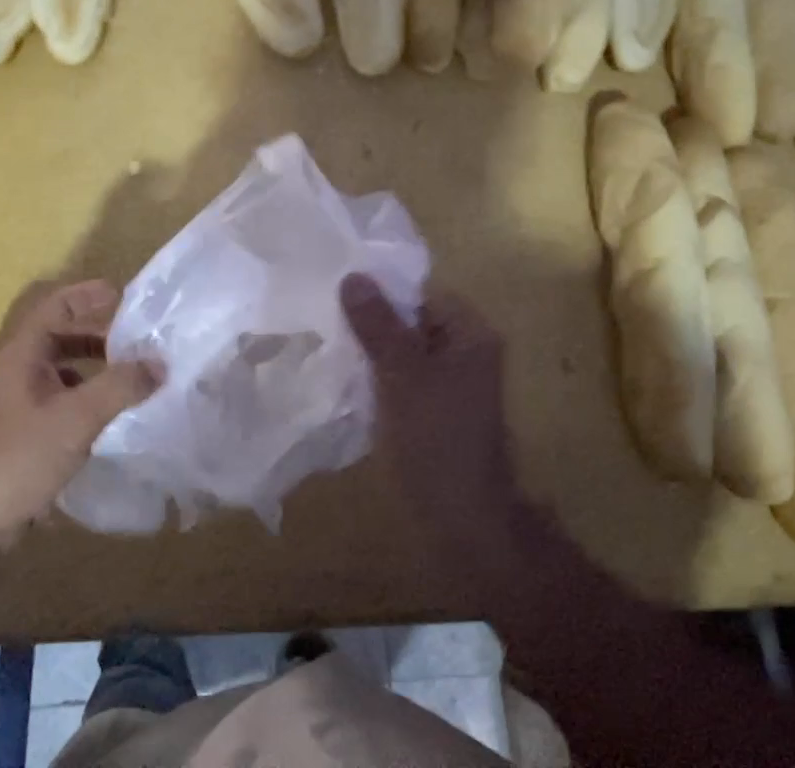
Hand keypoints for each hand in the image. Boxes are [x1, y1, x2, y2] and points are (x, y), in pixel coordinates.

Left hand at [0, 280, 160, 543]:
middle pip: (58, 337)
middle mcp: (15, 373)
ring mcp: (15, 407)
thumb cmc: (15, 459)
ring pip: (59, 372)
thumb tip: (160, 362)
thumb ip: (119, 387)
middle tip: (139, 339)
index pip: (55, 307)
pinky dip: (85, 399)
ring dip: (94, 368)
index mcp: (20, 356)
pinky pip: (59, 403)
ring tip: (132, 377)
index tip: (126, 295)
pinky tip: (108, 417)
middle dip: (98, 333)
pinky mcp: (20, 437)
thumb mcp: (74, 419)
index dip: (88, 296)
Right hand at [339, 274, 518, 552]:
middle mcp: (466, 354)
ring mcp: (452, 387)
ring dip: (371, 353)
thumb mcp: (403, 376)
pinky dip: (378, 381)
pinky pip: (403, 383)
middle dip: (372, 323)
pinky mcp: (435, 415)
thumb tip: (353, 276)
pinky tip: (344, 383)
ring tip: (327, 347)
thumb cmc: (437, 440)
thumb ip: (378, 326)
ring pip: (404, 355)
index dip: (383, 291)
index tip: (337, 292)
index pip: (423, 293)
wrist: (463, 519)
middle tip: (324, 319)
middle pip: (413, 322)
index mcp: (471, 335)